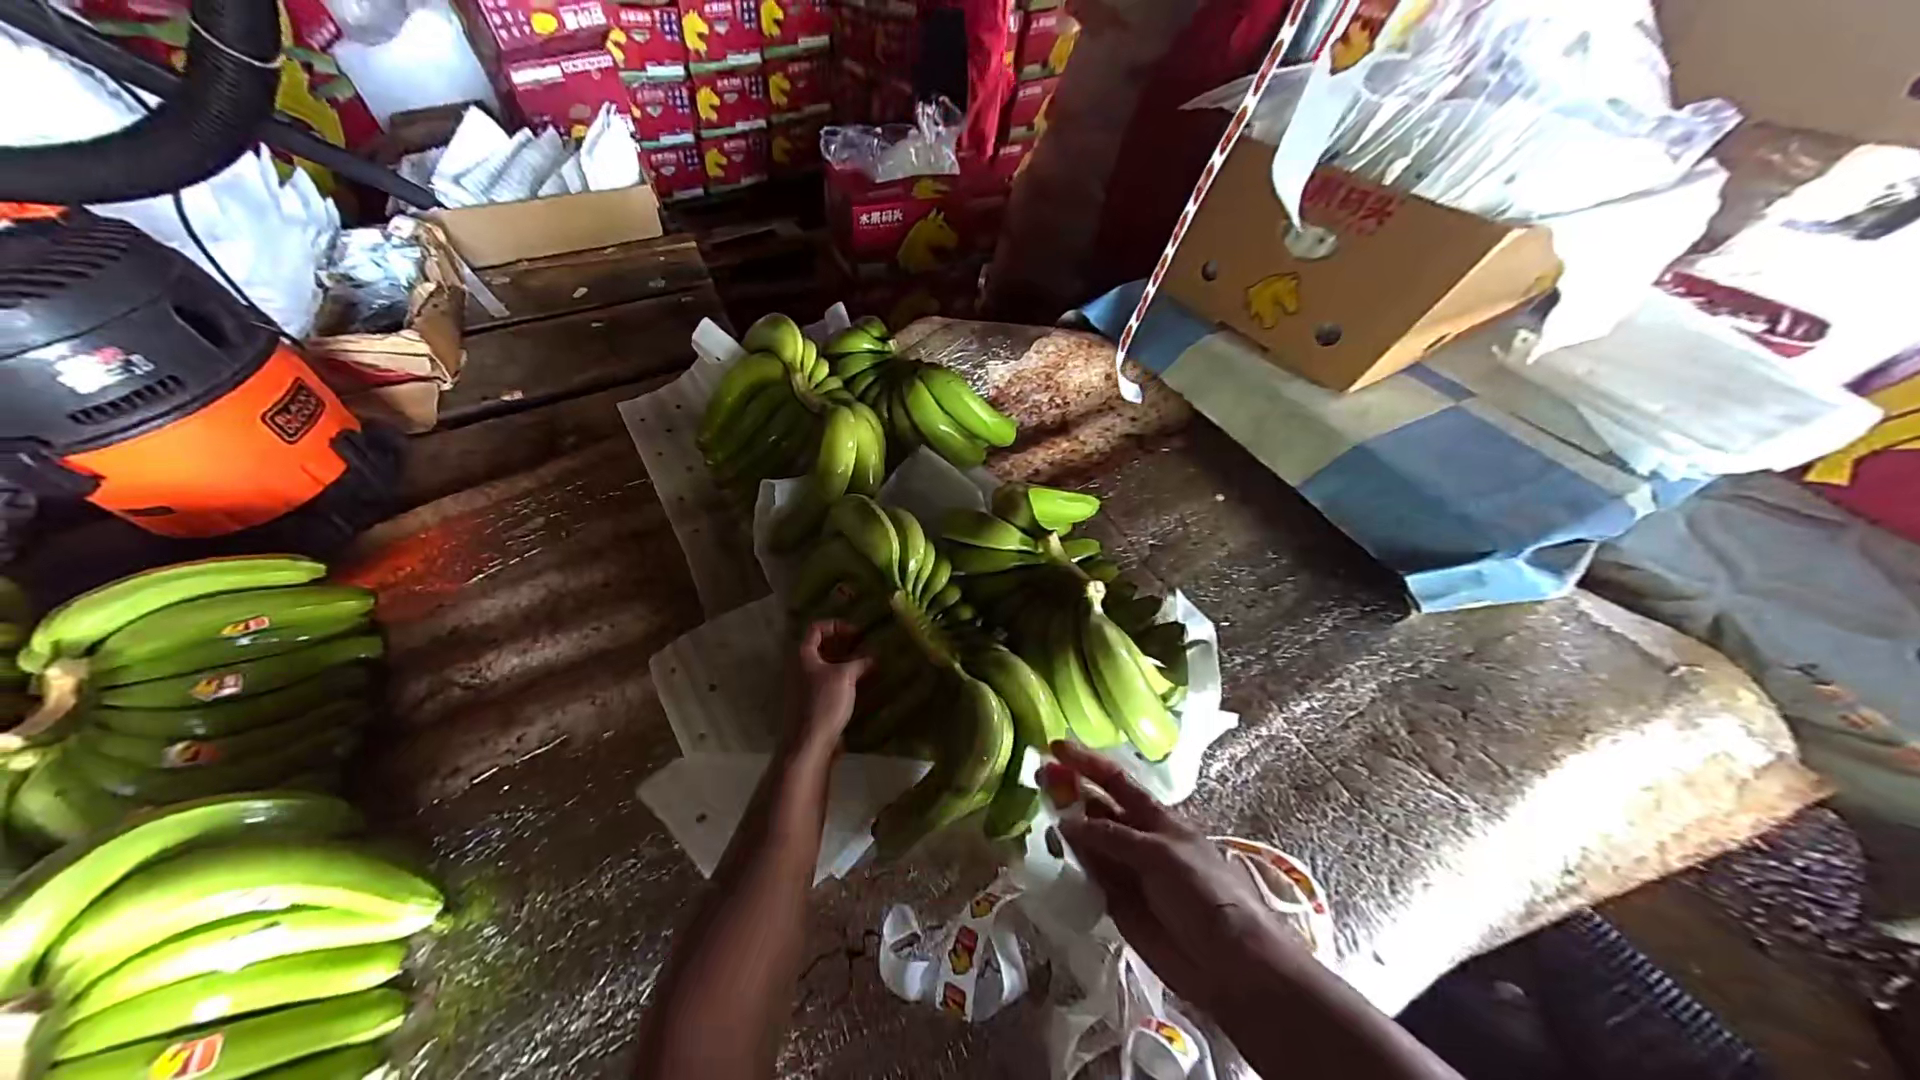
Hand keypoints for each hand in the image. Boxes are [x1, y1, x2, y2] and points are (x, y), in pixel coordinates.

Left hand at [786, 620, 873, 753]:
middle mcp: (802, 666)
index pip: (817, 628)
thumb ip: (859, 661)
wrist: (808, 742)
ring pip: (829, 665)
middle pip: (823, 646)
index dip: (838, 625)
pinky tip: (864, 682)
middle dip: (846, 644)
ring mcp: (807, 684)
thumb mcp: (844, 676)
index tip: (858, 633)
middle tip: (868, 647)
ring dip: (848, 661)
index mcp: (803, 654)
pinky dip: (846, 678)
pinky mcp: (815, 701)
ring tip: (871, 663)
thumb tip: (872, 655)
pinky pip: (831, 682)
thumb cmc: (823, 702)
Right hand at [1046, 740, 1304, 1014]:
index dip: (1086, 762)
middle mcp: (1137, 836)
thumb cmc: (1204, 893)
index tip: (1055, 746)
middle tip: (1035, 775)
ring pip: (1087, 839)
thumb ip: (1113, 837)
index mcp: (1155, 816)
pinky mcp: (1115, 900)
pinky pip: (1086, 873)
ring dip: (1063, 824)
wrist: (1229, 962)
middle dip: (1068, 789)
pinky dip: (1067, 861)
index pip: (1115, 780)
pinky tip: (1047, 852)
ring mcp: (1124, 868)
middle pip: (1096, 806)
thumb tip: (1066, 823)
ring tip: (1033, 809)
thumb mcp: (1161, 854)